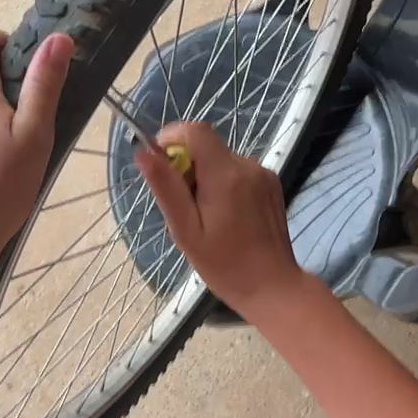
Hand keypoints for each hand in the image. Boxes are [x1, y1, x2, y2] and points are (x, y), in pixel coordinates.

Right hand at [134, 122, 310, 313]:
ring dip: (205, 178)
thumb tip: (143, 152)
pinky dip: (223, 184)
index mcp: (225, 175)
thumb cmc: (225, 265)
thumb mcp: (186, 231)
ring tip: (206, 217)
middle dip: (188, 167)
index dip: (172, 138)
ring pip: (221, 159)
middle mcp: (248, 166)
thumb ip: (166, 188)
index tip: (161, 164)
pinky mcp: (271, 183)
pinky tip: (226, 216)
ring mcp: (263, 173)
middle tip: (184, 207)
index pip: (195, 130)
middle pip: (207, 146)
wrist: (274, 287)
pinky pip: (237, 171)